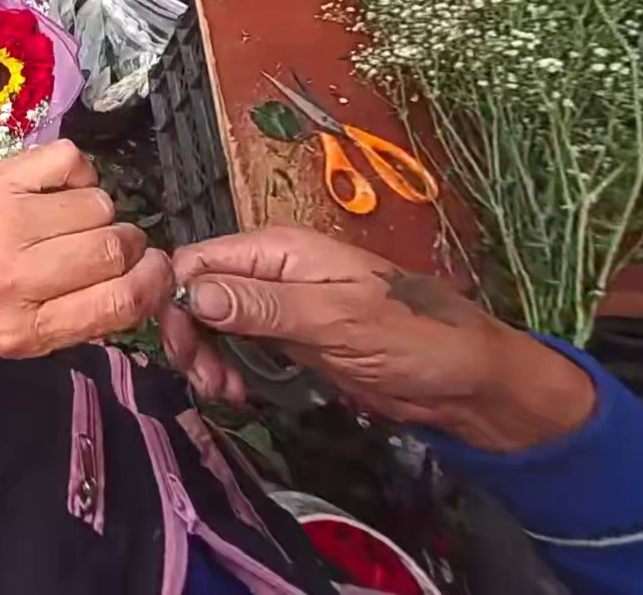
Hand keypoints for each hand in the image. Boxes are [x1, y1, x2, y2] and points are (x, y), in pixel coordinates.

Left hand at [0, 140, 174, 357]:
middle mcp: (12, 275)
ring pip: (98, 204)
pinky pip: (73, 161)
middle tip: (114, 244)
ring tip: (72, 221)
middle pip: (113, 247)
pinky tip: (59, 191)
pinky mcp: (0, 177)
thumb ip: (86, 315)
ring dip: (99, 213)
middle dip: (129, 244)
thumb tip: (148, 279)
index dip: (152, 282)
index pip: (116, 303)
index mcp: (22, 328)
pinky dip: (78, 175)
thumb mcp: (24, 337)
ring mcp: (4, 219)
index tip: (158, 270)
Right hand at [164, 227, 594, 452]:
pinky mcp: (287, 336)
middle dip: (191, 332)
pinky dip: (228, 368)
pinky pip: (238, 345)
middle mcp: (269, 269)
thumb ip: (263, 305)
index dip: (177, 296)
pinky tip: (238, 393)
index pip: (199, 258)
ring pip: (213, 320)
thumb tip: (193, 291)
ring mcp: (277, 304)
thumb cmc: (408, 335)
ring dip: (207, 355)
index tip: (181, 347)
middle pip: (200, 290)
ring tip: (224, 393)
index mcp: (276, 248)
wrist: (466, 378)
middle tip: (205, 381)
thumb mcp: (336, 319)